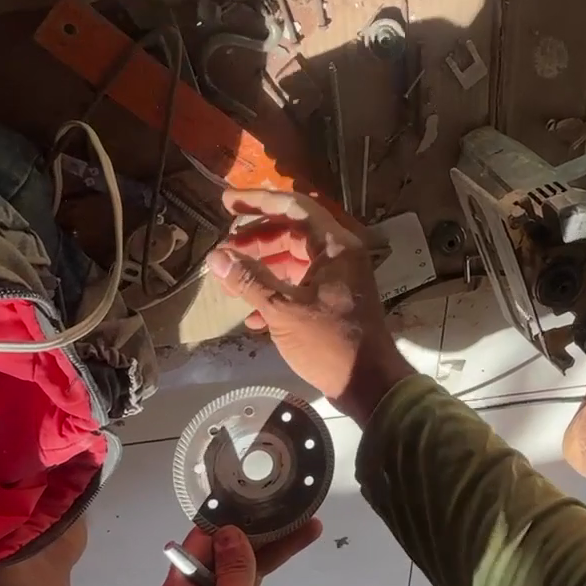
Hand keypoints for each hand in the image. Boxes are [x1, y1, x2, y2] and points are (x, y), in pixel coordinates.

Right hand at [205, 189, 413, 421]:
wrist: (369, 384)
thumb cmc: (330, 343)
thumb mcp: (284, 309)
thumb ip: (249, 280)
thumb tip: (216, 256)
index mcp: (335, 246)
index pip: (294, 208)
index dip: (258, 202)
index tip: (226, 201)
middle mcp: (340, 256)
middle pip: (293, 233)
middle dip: (256, 239)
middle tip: (224, 248)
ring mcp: (340, 279)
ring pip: (295, 261)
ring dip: (263, 269)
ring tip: (231, 280)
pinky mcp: (335, 302)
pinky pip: (302, 286)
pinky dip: (278, 294)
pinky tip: (253, 317)